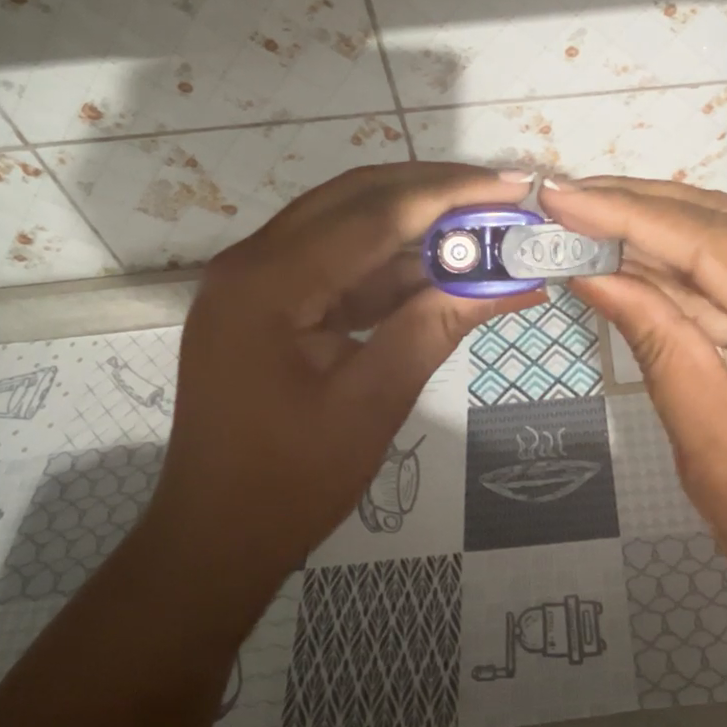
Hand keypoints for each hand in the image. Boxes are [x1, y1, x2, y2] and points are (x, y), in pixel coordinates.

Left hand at [146, 163, 539, 572]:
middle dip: (434, 191)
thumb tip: (510, 279)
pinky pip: (337, 261)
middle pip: (357, 198)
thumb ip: (435, 326)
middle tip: (503, 196)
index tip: (512, 188)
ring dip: (416, 222)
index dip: (450, 195)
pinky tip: (442, 268)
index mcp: (267, 284)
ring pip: (348, 222)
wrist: (214, 539)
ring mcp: (255, 279)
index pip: (373, 213)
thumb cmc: (289, 483)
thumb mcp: (372, 403)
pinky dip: (391, 260)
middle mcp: (252, 262)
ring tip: (484, 227)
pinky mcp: (268, 301)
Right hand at [540, 178, 726, 660]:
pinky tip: (648, 269)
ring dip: (674, 241)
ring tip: (594, 226)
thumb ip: (662, 350)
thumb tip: (596, 274)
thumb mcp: (719, 456)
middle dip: (651, 213)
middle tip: (570, 198)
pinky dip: (707, 279)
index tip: (563, 195)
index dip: (636, 216)